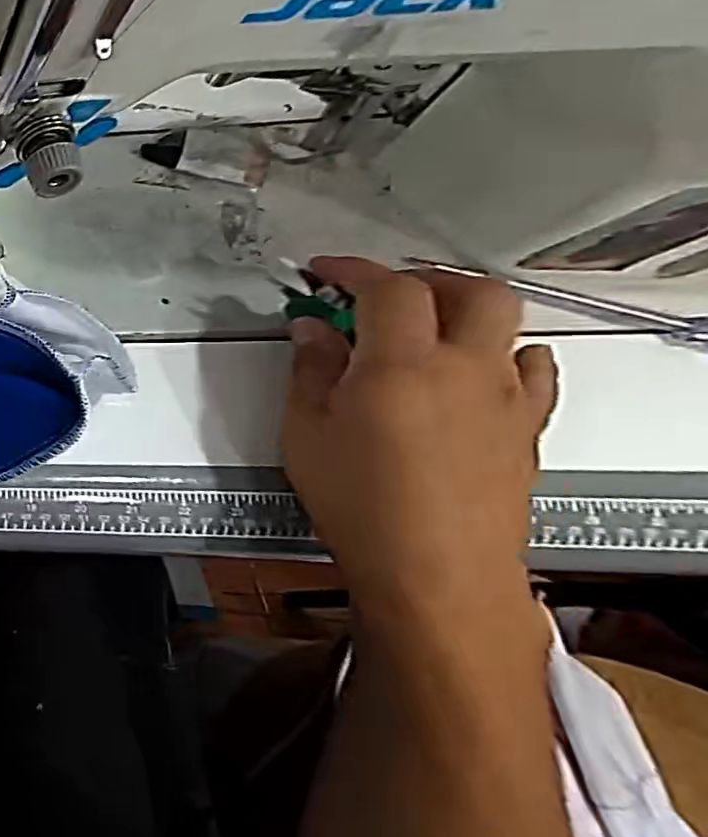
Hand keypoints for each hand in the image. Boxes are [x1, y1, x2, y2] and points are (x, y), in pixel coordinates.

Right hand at [283, 257, 557, 627]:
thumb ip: (310, 369)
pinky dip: (503, 353)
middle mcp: (466, 369)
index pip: (389, 290)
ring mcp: (507, 397)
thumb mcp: (304, 428)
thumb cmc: (355, 497)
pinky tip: (476, 367)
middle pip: (468, 291)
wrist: (431, 566)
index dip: (353, 269)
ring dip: (462, 310)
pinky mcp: (528, 427)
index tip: (323, 270)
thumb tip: (313, 329)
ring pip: (506, 324)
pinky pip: (531, 369)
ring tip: (420, 327)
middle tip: (377, 290)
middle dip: (421, 278)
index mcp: (401, 365)